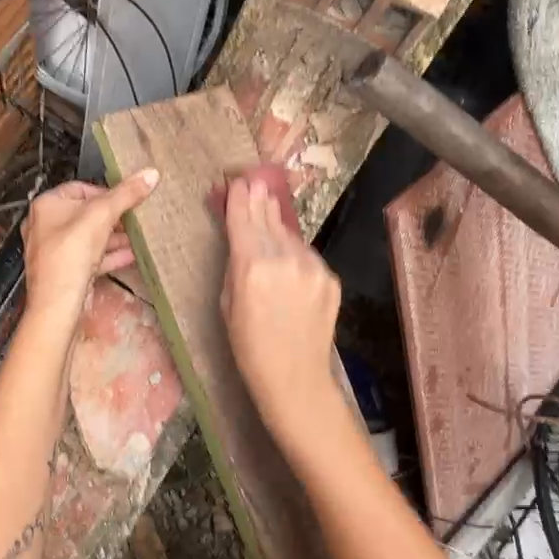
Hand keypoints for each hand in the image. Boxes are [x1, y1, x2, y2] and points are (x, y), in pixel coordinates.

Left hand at [20, 171, 158, 312]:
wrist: (57, 304)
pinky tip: (131, 255)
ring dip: (114, 237)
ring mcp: (53, 251)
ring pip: (89, 238)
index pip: (79, 188)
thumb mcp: (103, 215)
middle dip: (113, 217)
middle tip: (135, 217)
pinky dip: (109, 256)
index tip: (126, 198)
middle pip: (85, 214)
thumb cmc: (70, 253)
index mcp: (46, 205)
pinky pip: (89, 258)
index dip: (105, 191)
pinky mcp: (64, 272)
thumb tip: (151, 174)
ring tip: (138, 236)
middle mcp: (45, 226)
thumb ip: (127, 194)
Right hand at [223, 174, 341, 447]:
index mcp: (251, 266)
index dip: (238, 197)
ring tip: (268, 209)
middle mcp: (283, 258)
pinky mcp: (330, 277)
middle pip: (268, 219)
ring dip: (277, 225)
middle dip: (260, 199)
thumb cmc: (249, 347)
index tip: (237, 181)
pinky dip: (294, 252)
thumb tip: (240, 239)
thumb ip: (235, 266)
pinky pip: (306, 255)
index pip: (243, 219)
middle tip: (255, 180)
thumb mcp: (228, 303)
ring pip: (289, 235)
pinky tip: (286, 259)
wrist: (295, 378)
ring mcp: (311, 266)